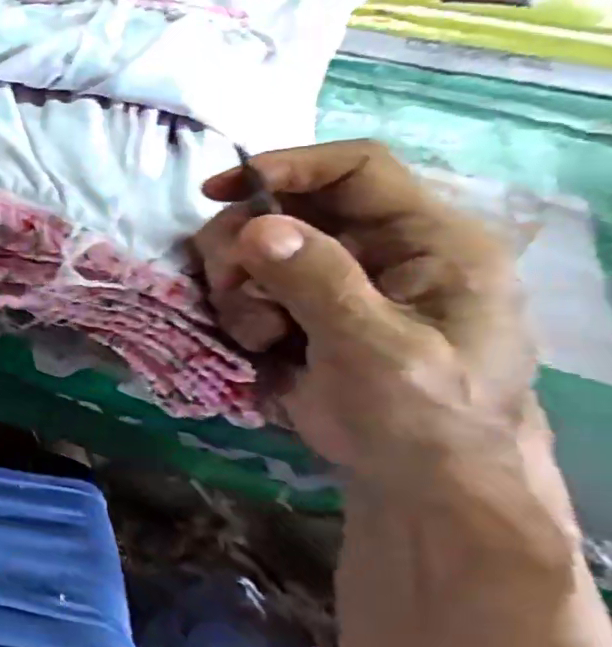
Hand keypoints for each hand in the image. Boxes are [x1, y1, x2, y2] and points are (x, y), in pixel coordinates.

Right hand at [193, 141, 542, 492]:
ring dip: (234, 286)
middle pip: (282, 207)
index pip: (355, 169)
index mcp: (429, 241)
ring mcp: (334, 278)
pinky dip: (234, 309)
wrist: (419, 479)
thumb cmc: (425, 414)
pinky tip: (255, 342)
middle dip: (242, 246)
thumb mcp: (378, 348)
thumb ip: (319, 282)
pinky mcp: (298, 306)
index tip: (218, 192)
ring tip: (255, 333)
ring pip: (250, 247)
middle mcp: (379, 247)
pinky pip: (242, 283)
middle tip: (232, 290)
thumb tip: (255, 226)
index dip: (287, 167)